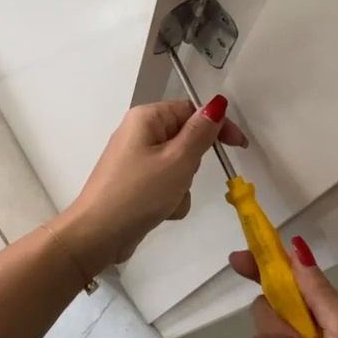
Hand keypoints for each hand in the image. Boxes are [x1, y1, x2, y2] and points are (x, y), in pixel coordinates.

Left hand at [50, 97, 246, 273]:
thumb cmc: (139, 193)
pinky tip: (159, 212)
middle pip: (185, 139)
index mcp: (146, 118)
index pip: (191, 110)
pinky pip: (166, 184)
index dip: (216, 126)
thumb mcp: (178, 161)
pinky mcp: (136, 183)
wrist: (99, 234)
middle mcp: (139, 133)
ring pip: (179, 166)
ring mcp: (136, 160)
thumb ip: (201, 132)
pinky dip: (170, 198)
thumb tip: (217, 103)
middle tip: (180, 178)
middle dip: (192, 164)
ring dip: (181, 187)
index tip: (239, 146)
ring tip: (166, 200)